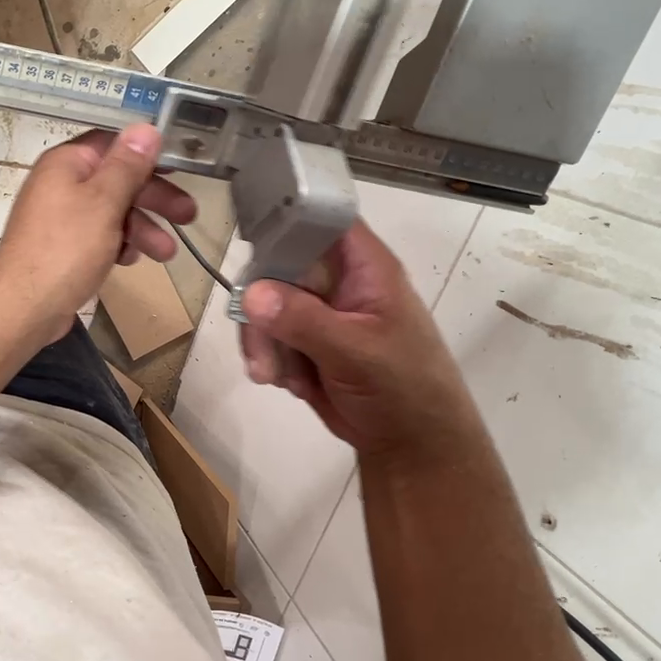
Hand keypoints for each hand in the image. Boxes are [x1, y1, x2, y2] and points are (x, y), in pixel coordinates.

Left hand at [0, 124, 197, 344]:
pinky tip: (130, 261)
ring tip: (166, 253)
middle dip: (153, 198)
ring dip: (141, 229)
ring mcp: (58, 218)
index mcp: (65, 164)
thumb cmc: (66, 248)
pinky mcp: (61, 248)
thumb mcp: (104, 202)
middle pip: (116, 180)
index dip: (146, 154)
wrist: (23, 307)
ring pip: (110, 213)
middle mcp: (59, 184)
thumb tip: (146, 127)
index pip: (112, 144)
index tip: (180, 167)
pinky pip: (97, 237)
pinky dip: (117, 245)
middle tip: (189, 215)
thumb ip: (127, 165)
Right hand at [240, 221, 488, 459]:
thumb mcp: (356, 353)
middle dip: (261, 308)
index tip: (250, 233)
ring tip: (273, 377)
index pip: (324, 219)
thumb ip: (305, 321)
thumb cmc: (404, 390)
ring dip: (262, 342)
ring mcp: (317, 310)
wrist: (410, 446)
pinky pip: (265, 334)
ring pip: (264, 304)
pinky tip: (286, 382)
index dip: (289, 215)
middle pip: (278, 266)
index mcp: (365, 268)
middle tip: (260, 350)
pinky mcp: (301, 338)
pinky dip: (268, 359)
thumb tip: (253, 294)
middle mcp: (337, 280)